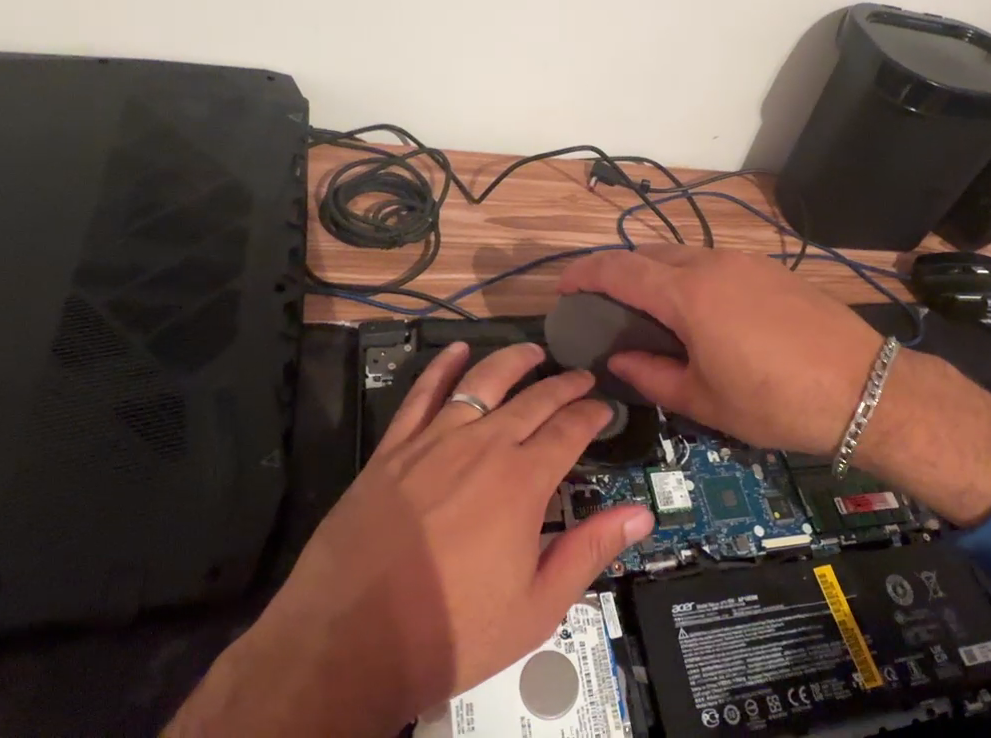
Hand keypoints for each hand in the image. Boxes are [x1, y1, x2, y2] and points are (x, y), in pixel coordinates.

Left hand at [167, 342, 654, 737]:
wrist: (350, 640)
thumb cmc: (453, 630)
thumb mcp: (537, 606)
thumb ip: (590, 551)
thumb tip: (640, 515)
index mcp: (522, 481)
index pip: (569, 429)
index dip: (592, 413)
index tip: (605, 407)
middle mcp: (482, 447)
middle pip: (533, 399)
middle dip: (563, 384)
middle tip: (582, 376)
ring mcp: (432, 442)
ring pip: (481, 382)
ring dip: (512, 361)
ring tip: (532, 351)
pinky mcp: (392, 450)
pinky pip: (420, 395)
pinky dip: (441, 368)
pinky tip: (456, 351)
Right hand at [557, 245, 990, 524]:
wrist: (864, 389)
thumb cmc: (776, 402)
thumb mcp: (705, 400)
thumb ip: (653, 375)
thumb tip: (621, 361)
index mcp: (688, 294)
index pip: (619, 270)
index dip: (583, 274)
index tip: (562, 289)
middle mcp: (713, 264)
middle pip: (648, 255)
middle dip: (616, 272)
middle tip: (600, 303)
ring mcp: (746, 262)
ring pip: (683, 256)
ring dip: (654, 273)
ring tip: (644, 309)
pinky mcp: (771, 269)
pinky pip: (714, 263)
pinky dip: (688, 277)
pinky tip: (694, 310)